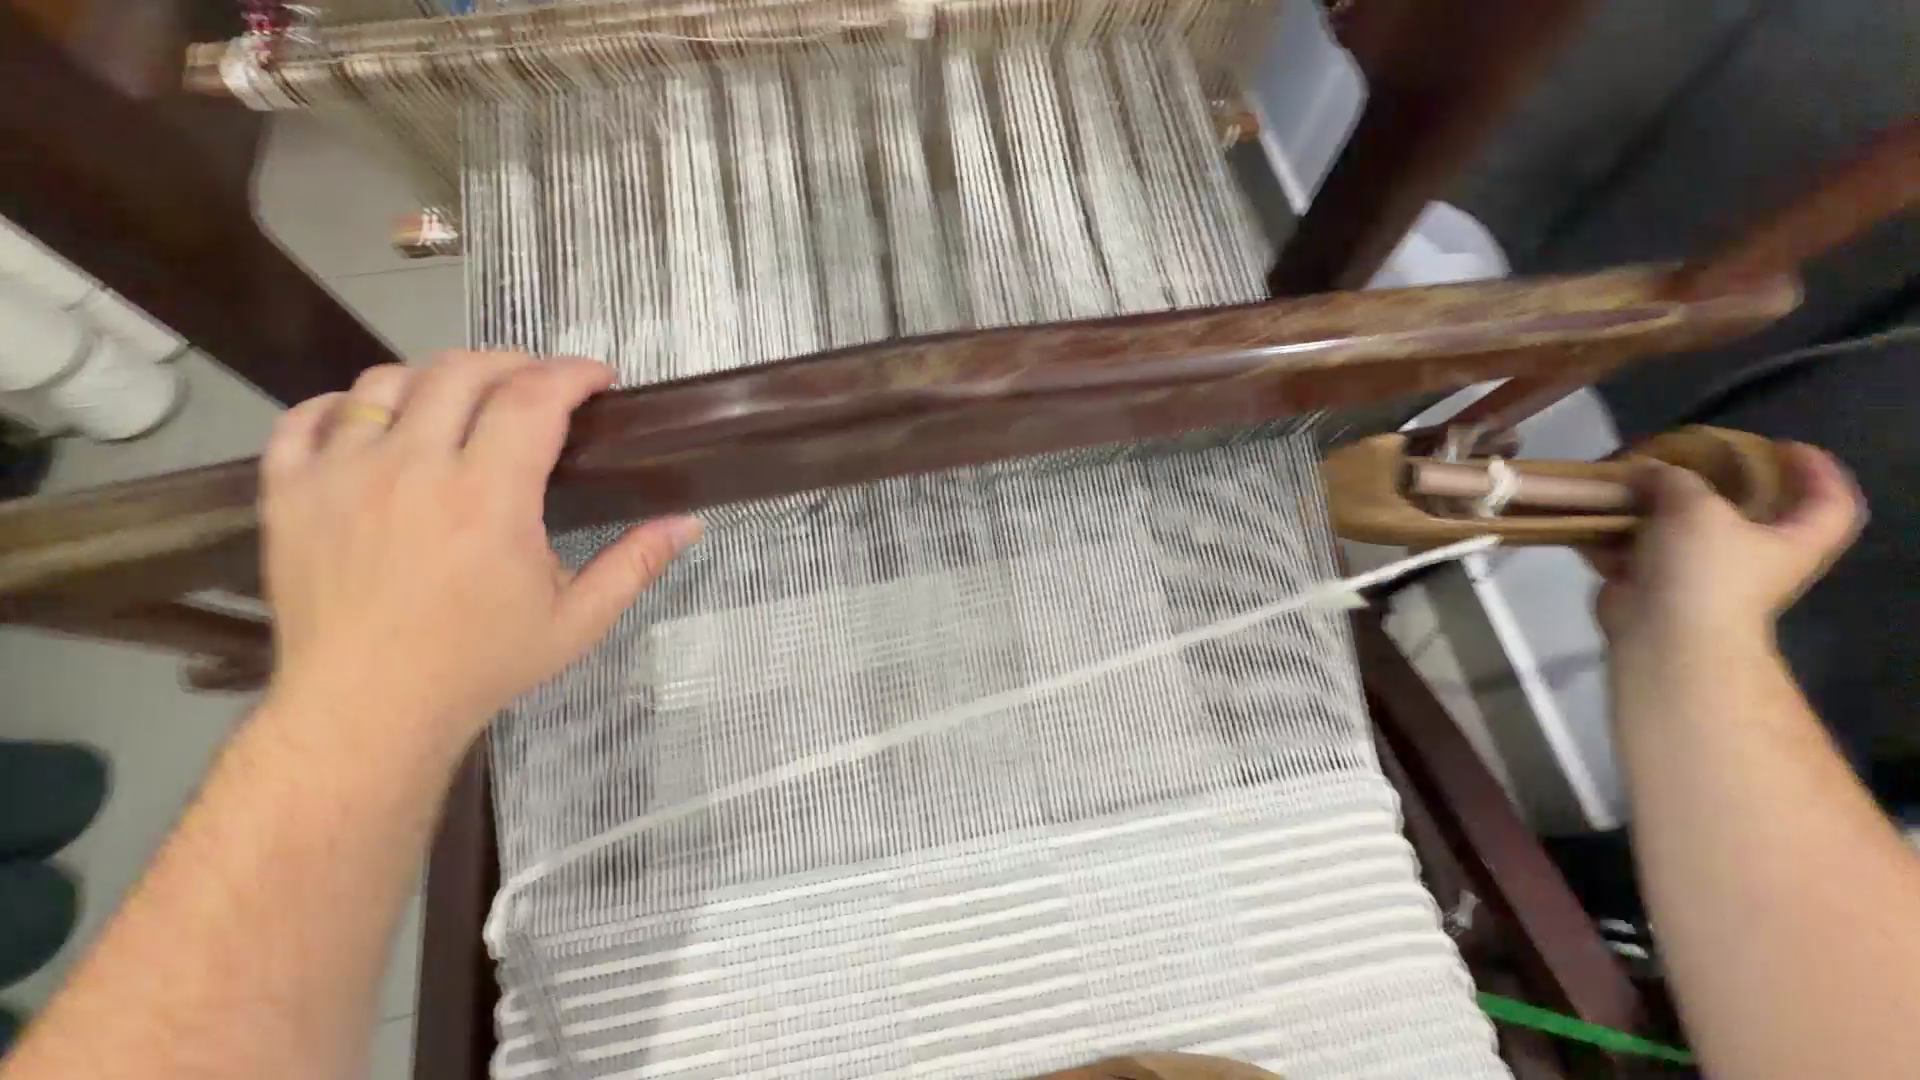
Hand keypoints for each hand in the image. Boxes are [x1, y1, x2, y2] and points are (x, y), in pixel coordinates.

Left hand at [258, 351, 700, 744]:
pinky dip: (346, 404)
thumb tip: (688, 524)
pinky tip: (376, 422)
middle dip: (513, 362)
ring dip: (436, 376)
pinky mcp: (290, 493)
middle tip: (540, 384)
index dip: (573, 372)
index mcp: (489, 496)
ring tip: (464, 400)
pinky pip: (309, 417)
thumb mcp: (578, 622)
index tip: (598, 376)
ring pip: (386, 381)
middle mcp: (413, 468)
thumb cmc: (481, 664)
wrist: (368, 709)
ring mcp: (342, 474)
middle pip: (462, 371)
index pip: (534, 398)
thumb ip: (635, 565)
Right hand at [1593, 442, 1863, 648]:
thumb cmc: (1703, 568)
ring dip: (1651, 509)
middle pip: (1747, 515)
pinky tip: (1590, 520)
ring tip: (1627, 485)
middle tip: (1690, 462)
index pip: (1829, 502)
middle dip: (1717, 488)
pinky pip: (1635, 553)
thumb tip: (1649, 469)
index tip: (1783, 446)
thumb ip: (1675, 480)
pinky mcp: (1655, 586)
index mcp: (1791, 540)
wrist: (1662, 630)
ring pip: (1680, 532)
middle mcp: (1752, 558)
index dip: (1817, 471)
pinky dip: (1612, 537)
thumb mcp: (1696, 507)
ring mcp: (1700, 575)